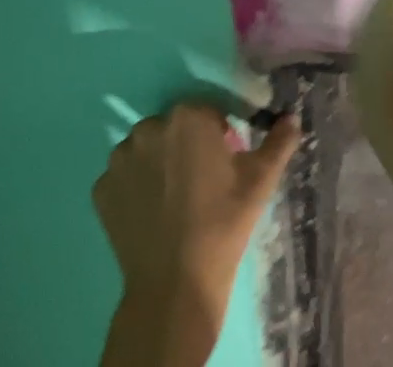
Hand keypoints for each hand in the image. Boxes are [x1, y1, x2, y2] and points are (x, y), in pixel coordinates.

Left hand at [93, 105, 298, 322]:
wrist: (176, 280)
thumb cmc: (224, 221)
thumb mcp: (262, 179)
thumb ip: (279, 140)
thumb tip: (291, 117)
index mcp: (188, 118)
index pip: (206, 112)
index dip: (219, 134)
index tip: (226, 160)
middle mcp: (148, 129)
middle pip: (172, 128)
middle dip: (186, 145)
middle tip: (202, 180)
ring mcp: (119, 160)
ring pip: (145, 150)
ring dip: (158, 163)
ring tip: (174, 198)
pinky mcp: (101, 190)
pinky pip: (123, 178)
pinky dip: (136, 188)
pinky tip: (152, 213)